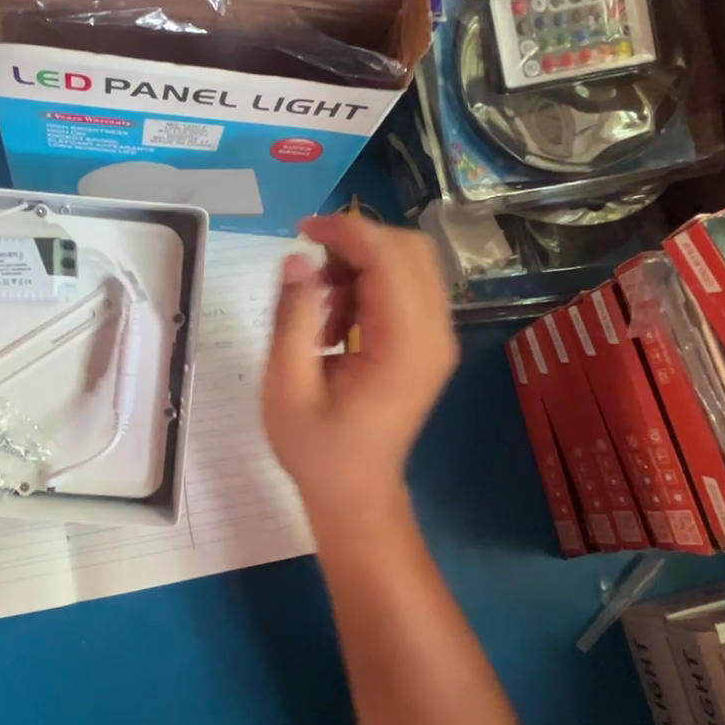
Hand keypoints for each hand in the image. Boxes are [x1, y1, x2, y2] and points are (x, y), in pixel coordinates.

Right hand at [262, 215, 458, 514]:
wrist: (355, 493)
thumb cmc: (317, 449)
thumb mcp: (287, 386)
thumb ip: (293, 318)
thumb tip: (297, 258)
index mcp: (405, 346)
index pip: (388, 258)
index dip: (345, 231)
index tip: (299, 231)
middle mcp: (434, 334)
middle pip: (409, 250)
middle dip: (354, 243)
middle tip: (307, 269)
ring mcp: (436, 338)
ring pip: (409, 263)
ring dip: (359, 266)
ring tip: (319, 308)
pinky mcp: (427, 343)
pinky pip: (405, 287)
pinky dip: (368, 286)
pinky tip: (336, 322)